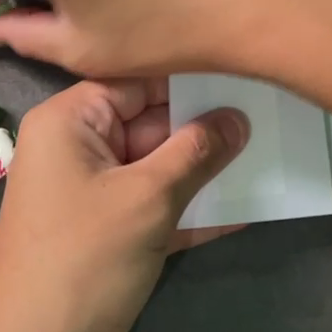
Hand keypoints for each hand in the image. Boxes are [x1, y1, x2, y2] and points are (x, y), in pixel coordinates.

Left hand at [0, 79, 249, 331]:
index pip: (135, 81)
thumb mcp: (147, 199)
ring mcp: (88, 188)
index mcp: (70, 119)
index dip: (186, 78)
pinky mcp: (103, 229)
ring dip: (200, 168)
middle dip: (200, 125)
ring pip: (153, 164)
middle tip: (261, 114)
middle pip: (147, 121)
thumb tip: (239, 117)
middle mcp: (75, 143)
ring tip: (260, 153)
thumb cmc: (84, 258)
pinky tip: (238, 206)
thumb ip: (195, 153)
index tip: (237, 73)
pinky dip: (185, 206)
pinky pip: (149, 202)